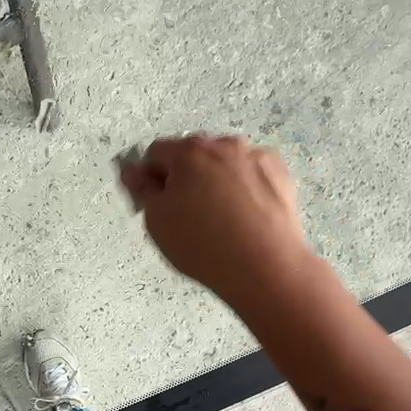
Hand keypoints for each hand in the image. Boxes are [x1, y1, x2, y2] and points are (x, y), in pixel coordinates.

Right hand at [119, 134, 318, 306]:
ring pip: (224, 163)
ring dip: (215, 180)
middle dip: (184, 177)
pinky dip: (243, 188)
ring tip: (217, 219)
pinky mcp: (279, 174)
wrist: (263, 265)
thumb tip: (132, 171)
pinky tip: (241, 216)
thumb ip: (141, 188)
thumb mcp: (156, 220)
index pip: (156, 152)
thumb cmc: (205, 245)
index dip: (150, 177)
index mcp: (188, 152)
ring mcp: (255, 157)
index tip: (153, 201)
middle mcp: (223, 145)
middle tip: (184, 214)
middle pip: (192, 154)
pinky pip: (251, 173)